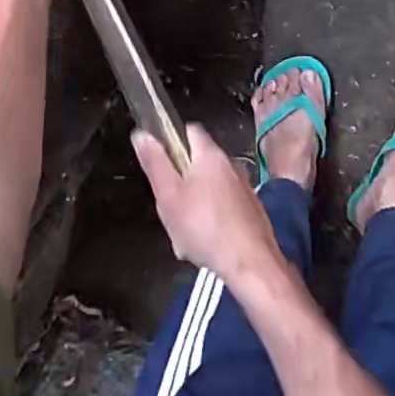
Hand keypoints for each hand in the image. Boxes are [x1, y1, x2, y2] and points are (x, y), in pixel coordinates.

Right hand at [131, 125, 282, 282]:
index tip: (159, 160)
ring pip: (210, 187)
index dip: (171, 139)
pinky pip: (224, 206)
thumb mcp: (169, 195)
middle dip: (181, 179)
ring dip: (195, 203)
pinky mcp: (252, 211)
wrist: (251, 265)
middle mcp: (231, 165)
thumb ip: (155, 162)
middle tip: (169, 203)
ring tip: (185, 230)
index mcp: (210, 155)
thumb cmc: (204, 227)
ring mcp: (245, 188)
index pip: (190, 130)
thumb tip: (142, 134)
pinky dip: (212, 218)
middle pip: (199, 162)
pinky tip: (205, 242)